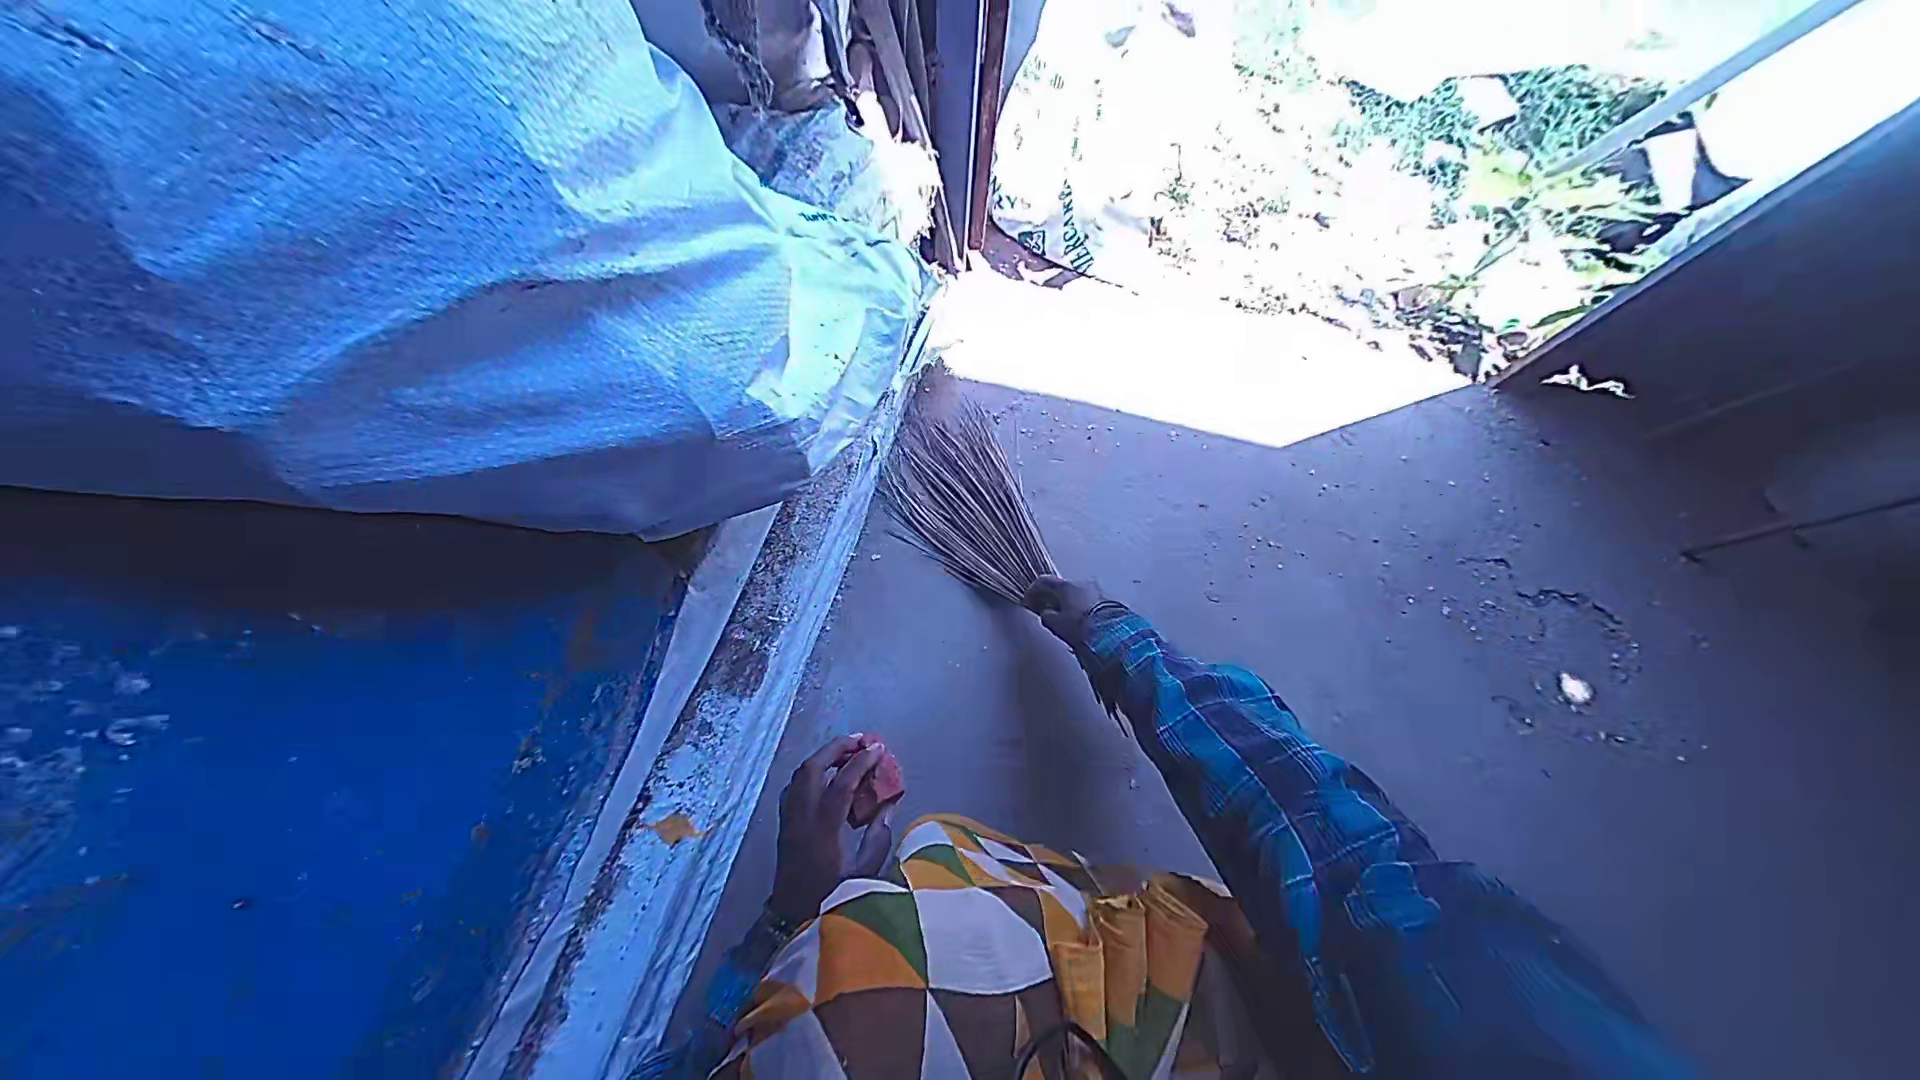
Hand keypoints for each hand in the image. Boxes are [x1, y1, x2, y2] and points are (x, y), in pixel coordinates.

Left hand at [767, 735, 896, 922]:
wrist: (792, 924)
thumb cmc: (831, 902)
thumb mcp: (864, 875)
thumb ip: (878, 838)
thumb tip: (886, 807)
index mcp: (822, 829)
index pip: (841, 782)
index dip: (861, 762)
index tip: (878, 749)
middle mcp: (801, 818)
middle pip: (812, 769)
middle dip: (836, 748)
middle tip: (860, 741)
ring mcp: (789, 821)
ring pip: (800, 775)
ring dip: (822, 757)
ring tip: (846, 752)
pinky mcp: (784, 826)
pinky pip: (794, 787)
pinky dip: (811, 772)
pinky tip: (826, 775)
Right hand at [1023, 575, 1105, 647]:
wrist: (1114, 635)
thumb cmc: (1083, 627)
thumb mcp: (1057, 625)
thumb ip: (1047, 616)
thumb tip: (1046, 613)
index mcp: (1066, 586)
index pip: (1043, 581)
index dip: (1032, 592)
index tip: (1028, 602)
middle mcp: (1082, 583)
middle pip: (1061, 587)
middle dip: (1052, 598)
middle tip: (1045, 610)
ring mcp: (1098, 590)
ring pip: (1077, 594)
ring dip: (1068, 603)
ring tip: (1064, 619)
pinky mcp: (1110, 600)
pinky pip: (1089, 601)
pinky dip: (1082, 608)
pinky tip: (1080, 621)